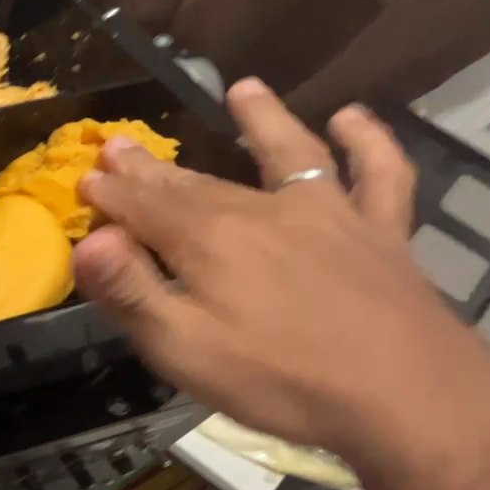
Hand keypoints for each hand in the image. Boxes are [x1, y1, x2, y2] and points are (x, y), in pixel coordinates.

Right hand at [72, 77, 489, 464]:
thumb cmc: (275, 378)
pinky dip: (368, 142)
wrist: (407, 400)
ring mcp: (329, 217)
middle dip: (149, 167)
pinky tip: (352, 119)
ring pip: (286, 156)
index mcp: (208, 242)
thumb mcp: (179, 347)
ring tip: (243, 89)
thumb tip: (86, 239)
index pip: (142, 208)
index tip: (81, 182)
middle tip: (118, 145)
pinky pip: (379, 175)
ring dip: (262, 121)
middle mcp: (263, 213)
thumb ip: (128, 290)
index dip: (107, 195)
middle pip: (194, 183)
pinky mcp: (380, 234)